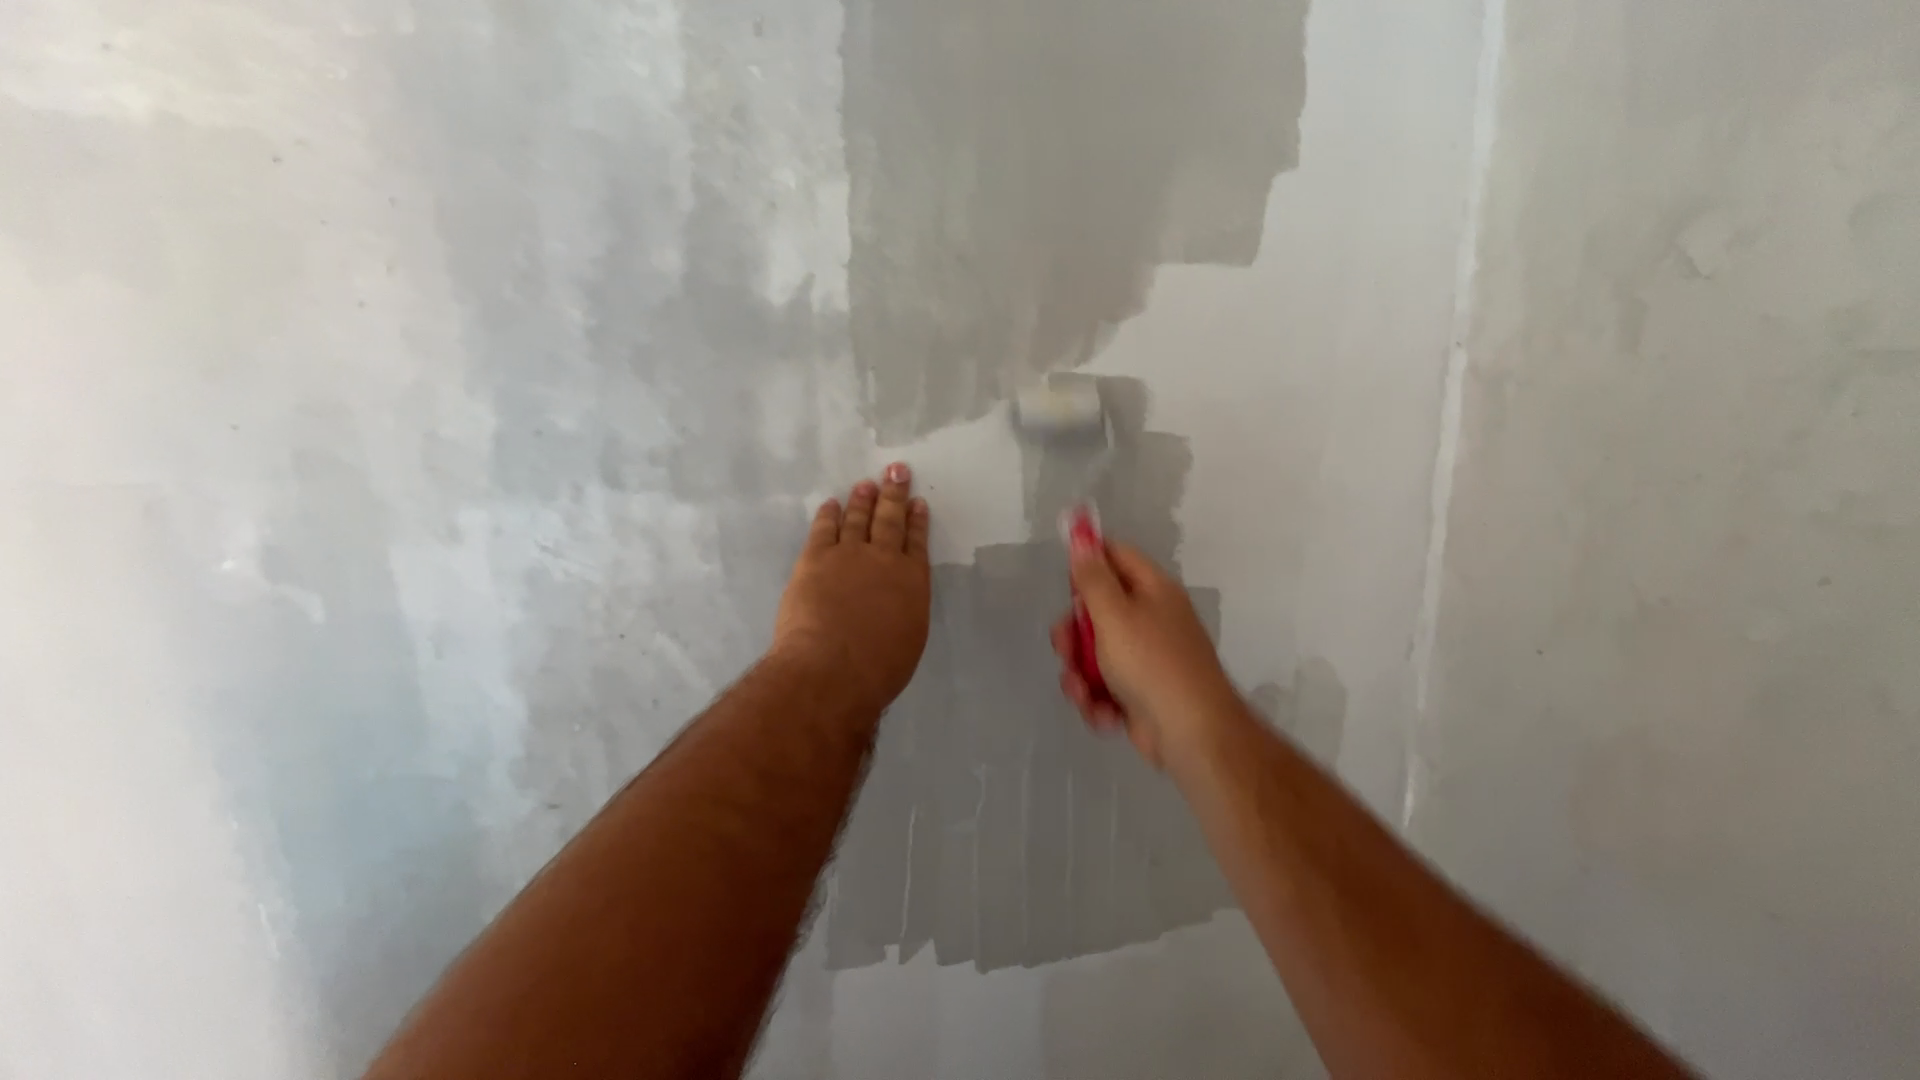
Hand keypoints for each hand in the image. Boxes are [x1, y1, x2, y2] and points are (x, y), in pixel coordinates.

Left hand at [773, 463, 932, 712]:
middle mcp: (884, 560)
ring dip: (862, 499)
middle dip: (894, 494)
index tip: (917, 502)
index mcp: (912, 582)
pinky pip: (824, 529)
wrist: (833, 667)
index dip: (917, 521)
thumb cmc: (879, 668)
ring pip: (858, 518)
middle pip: (890, 520)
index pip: (916, 543)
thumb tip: (895, 606)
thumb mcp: (908, 641)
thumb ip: (903, 614)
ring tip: (866, 483)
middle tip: (896, 469)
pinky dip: (829, 515)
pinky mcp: (816, 558)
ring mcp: (849, 555)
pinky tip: (831, 504)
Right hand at [1050, 541, 1239, 768]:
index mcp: (1151, 589)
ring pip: (1093, 654)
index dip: (1086, 565)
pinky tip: (1104, 714)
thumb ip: (1092, 577)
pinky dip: (1098, 700)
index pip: (1114, 556)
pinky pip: (1104, 686)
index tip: (1066, 586)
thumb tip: (1081, 536)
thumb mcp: (1114, 615)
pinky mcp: (1138, 692)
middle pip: (1094, 611)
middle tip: (1067, 651)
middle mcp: (1149, 618)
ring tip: (1085, 694)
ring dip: (1080, 675)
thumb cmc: (1152, 664)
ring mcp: (1144, 657)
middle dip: (1073, 636)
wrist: (1191, 734)